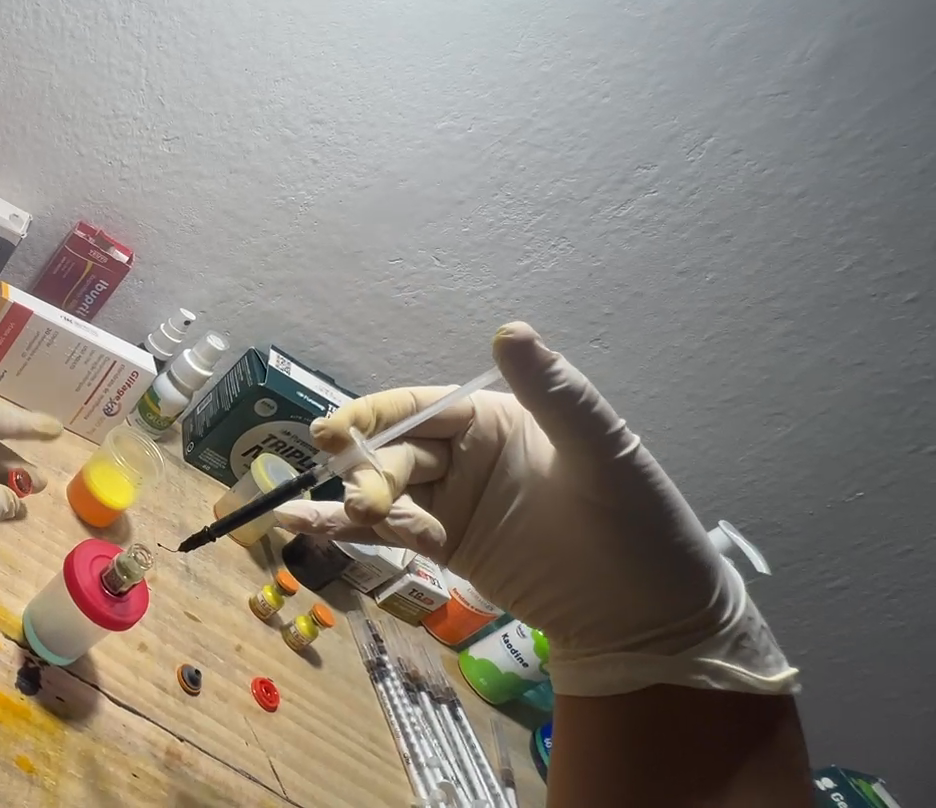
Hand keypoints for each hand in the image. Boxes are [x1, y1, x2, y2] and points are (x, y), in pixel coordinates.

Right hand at [274, 322, 796, 696]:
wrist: (655, 626)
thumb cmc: (640, 529)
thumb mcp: (604, 456)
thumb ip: (554, 394)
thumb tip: (510, 329)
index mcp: (488, 419)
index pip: (415, 408)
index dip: (371, 418)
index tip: (335, 435)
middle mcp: (457, 452)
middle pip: (392, 452)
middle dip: (372, 474)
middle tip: (368, 503)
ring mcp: (443, 499)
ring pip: (382, 489)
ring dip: (355, 503)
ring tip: (338, 521)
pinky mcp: (435, 542)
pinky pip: (380, 529)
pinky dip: (338, 526)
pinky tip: (300, 524)